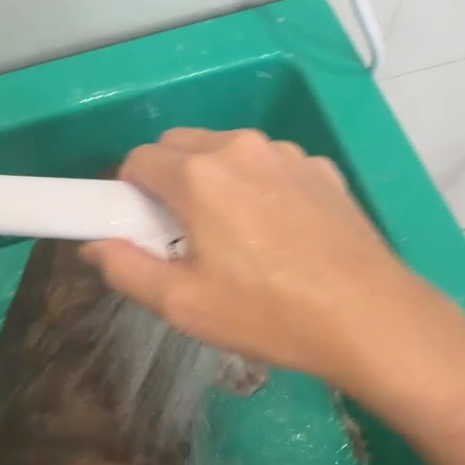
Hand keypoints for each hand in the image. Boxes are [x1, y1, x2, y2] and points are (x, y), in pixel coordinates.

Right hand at [82, 128, 456, 394]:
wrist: (372, 319)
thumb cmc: (269, 314)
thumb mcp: (184, 305)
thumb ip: (125, 268)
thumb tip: (92, 245)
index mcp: (198, 175)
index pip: (137, 159)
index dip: (129, 192)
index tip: (143, 228)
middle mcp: (239, 148)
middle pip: (180, 145)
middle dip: (169, 179)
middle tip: (184, 233)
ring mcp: (285, 153)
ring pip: (226, 151)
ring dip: (215, 178)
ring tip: (238, 235)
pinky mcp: (321, 166)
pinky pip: (270, 164)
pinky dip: (260, 185)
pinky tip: (283, 233)